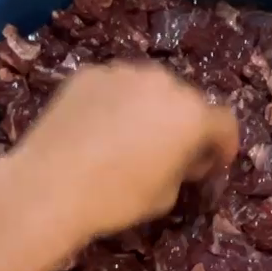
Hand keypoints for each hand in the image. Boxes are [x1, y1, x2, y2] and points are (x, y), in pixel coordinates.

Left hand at [5, 62, 238, 240]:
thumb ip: (185, 169)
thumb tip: (185, 158)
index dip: (223, 144)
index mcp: (192, 114)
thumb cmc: (116, 198)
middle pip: (186, 100)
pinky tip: (97, 128)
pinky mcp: (89, 73)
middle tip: (170, 150)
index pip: (224, 122)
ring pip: (149, 87)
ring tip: (130, 136)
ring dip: (150, 107)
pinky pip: (114, 86)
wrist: (47, 186)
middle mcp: (164, 82)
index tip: (213, 162)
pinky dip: (115, 102)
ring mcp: (124, 72)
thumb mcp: (165, 195)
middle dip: (184, 123)